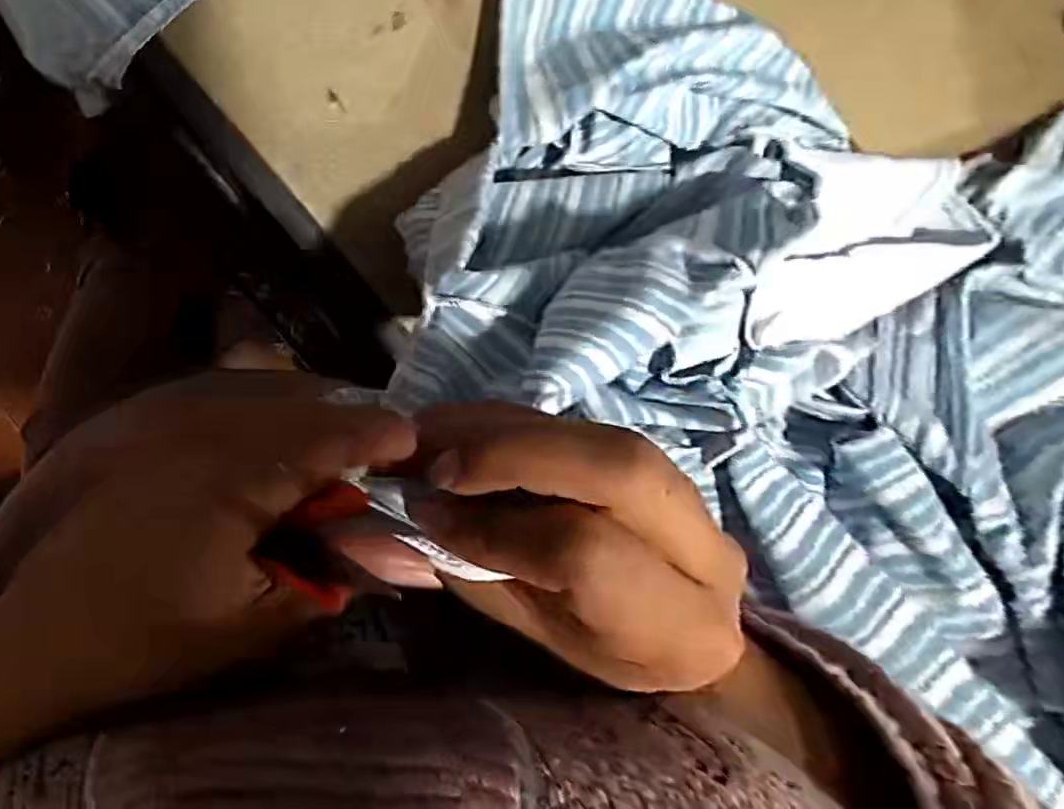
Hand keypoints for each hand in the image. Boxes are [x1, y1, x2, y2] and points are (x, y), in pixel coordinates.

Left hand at [0, 392, 417, 712]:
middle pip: (296, 406)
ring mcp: (170, 422)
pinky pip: (222, 402)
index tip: (412, 438)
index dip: (374, 434)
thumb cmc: (149, 636)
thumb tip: (409, 557)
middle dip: (345, 421)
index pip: (325, 438)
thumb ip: (330, 576)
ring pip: (258, 397)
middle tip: (379, 447)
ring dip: (303, 414)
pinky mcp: (147, 427)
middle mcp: (205, 430)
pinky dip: (261, 414)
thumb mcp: (251, 620)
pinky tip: (270, 441)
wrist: (42, 630)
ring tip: (333, 442)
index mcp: (236, 475)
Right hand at [411, 402, 746, 691]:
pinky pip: (569, 420)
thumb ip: (462, 570)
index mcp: (673, 620)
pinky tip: (453, 430)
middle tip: (432, 467)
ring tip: (425, 440)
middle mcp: (696, 541)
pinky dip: (500, 419)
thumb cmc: (598, 643)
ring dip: (492, 427)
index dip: (492, 527)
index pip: (582, 551)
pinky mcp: (642, 447)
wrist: (683, 626)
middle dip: (506, 453)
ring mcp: (678, 485)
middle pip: (612, 467)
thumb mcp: (532, 629)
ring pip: (588, 431)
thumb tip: (368, 534)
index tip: (426, 518)